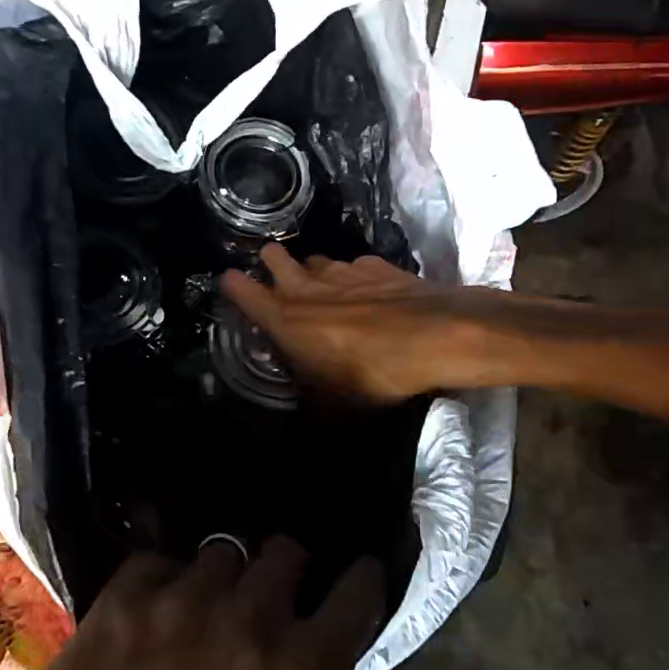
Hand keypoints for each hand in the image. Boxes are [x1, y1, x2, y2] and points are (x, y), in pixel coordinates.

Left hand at [0, 538, 383, 669]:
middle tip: (272, 583)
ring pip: (221, 552)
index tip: (359, 571)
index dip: (359, 584)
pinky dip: (162, 577)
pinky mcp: (118, 601)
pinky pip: (154, 561)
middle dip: (284, 566)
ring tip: (208, 596)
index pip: (351, 607)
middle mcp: (245, 631)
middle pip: (282, 557)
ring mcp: (178, 607)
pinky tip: (152, 603)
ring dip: (223, 573)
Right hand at [221, 244, 514, 402]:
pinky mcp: (379, 265)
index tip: (229, 285)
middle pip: (274, 257)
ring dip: (315, 273)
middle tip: (277, 280)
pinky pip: (355, 266)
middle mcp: (307, 287)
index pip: (241, 290)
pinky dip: (355, 277)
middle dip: (271, 264)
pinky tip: (369, 293)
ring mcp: (343, 270)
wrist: (440, 338)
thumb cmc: (373, 373)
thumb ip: (312, 403)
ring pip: (316, 261)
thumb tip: (308, 412)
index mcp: (284, 318)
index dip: (231, 286)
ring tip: (326, 293)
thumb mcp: (334, 405)